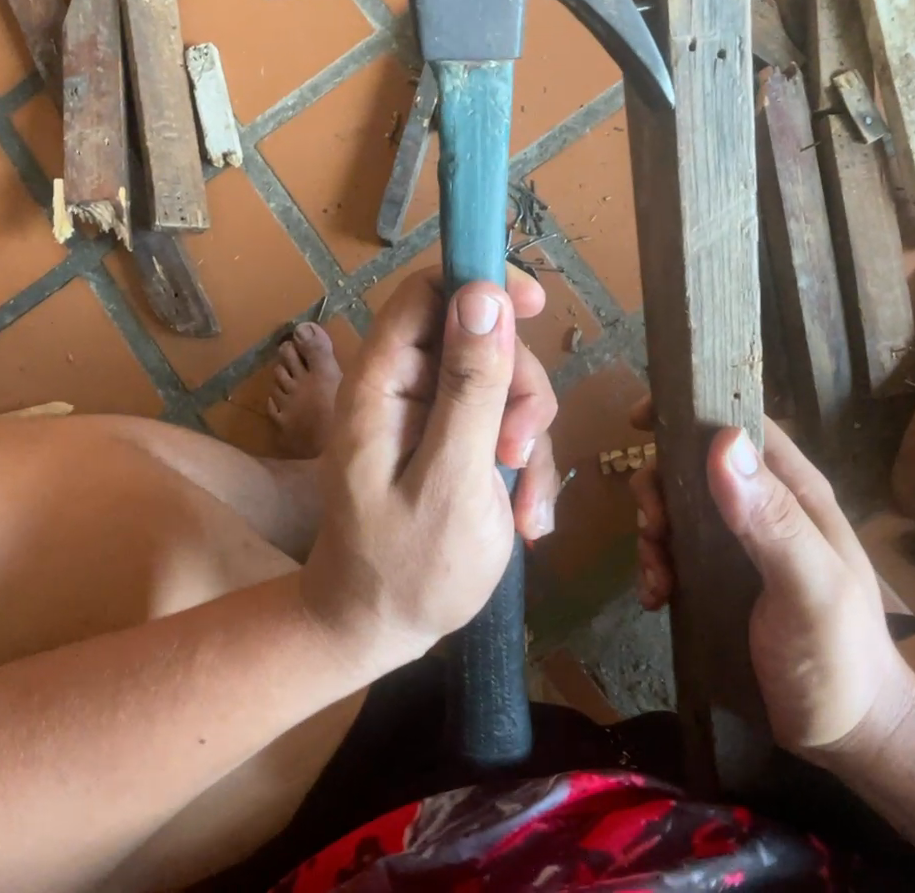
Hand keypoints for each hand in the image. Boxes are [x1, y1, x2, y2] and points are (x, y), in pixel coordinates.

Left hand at [301, 268, 559, 666]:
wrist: (380, 630)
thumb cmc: (406, 568)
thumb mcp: (450, 480)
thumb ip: (469, 388)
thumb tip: (484, 293)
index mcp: (382, 385)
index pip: (425, 293)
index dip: (481, 284)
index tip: (534, 305)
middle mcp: (405, 390)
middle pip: (479, 338)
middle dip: (517, 388)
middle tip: (521, 450)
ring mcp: (432, 418)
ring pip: (502, 384)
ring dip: (528, 436)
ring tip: (524, 503)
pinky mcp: (455, 444)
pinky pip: (504, 426)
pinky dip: (525, 467)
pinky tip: (525, 517)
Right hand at [629, 403, 914, 755]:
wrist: (843, 734)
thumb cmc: (838, 657)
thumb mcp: (809, 587)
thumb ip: (773, 519)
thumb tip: (721, 443)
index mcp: (795, 494)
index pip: (741, 425)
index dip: (691, 412)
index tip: (638, 420)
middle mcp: (763, 509)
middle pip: (692, 465)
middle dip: (659, 488)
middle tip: (651, 528)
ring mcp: (736, 546)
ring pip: (675, 509)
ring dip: (651, 534)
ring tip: (655, 578)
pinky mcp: (714, 581)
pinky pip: (670, 555)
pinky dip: (652, 569)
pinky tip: (655, 599)